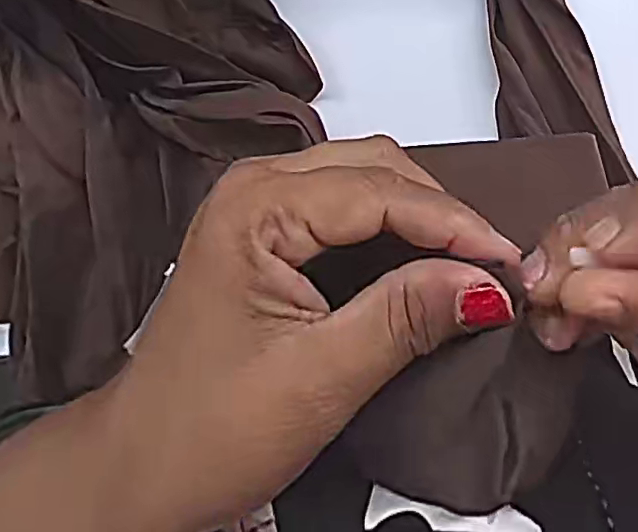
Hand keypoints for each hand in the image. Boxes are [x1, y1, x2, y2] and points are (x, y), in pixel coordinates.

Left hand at [0, 137, 521, 531]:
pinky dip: (393, 216)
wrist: (132, 472)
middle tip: (488, 259)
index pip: (379, 192)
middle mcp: (256, 182)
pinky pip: (347, 193)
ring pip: (366, 171)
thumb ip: (404, 318)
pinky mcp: (267, 219)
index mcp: (256, 207)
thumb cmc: (205, 432)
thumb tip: (484, 283)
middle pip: (375, 165)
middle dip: (439, 208)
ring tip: (464, 253)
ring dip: (419, 207)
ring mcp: (258, 195)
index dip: (452, 222)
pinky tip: (419, 247)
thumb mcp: (318, 379)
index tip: (505, 259)